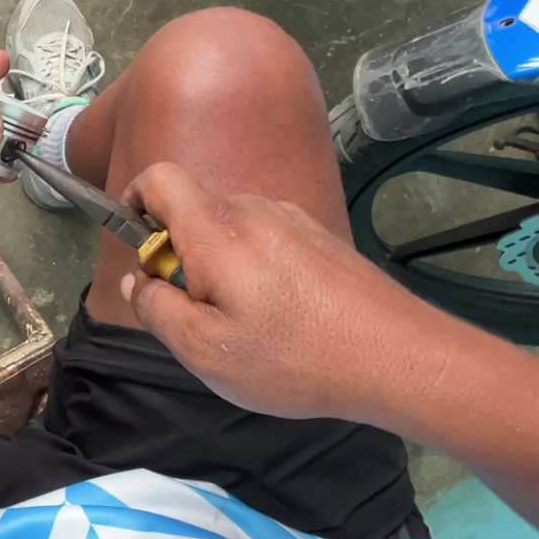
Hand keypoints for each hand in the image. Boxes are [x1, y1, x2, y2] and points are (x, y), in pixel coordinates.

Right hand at [118, 162, 476, 424]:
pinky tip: (281, 314)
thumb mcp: (205, 351)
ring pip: (228, 227)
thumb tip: (135, 282)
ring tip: (243, 321)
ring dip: (216, 263)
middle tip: (196, 311)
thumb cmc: (294, 358)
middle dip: (176, 252)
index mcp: (216, 230)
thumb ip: (156, 310)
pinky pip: (263, 237)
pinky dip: (251, 266)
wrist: (405, 360)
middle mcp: (253, 210)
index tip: (138, 246)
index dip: (133, 199)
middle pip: (192, 208)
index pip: (159, 177)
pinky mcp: (319, 237)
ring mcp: (292, 219)